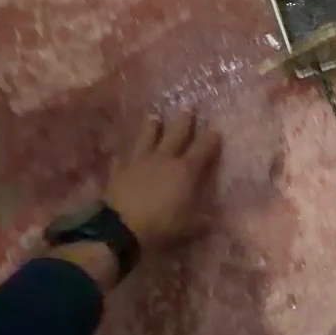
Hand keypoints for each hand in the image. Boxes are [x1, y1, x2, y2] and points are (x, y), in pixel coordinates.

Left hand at [105, 109, 222, 250]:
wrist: (121, 227)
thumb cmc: (162, 225)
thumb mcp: (190, 226)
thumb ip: (204, 220)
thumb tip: (215, 219)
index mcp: (185, 171)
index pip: (203, 149)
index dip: (211, 139)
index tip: (216, 131)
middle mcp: (163, 159)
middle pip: (175, 134)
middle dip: (184, 121)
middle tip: (188, 107)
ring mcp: (139, 162)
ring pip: (147, 137)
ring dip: (151, 126)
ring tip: (154, 115)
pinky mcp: (119, 170)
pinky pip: (122, 158)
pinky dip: (124, 154)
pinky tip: (122, 152)